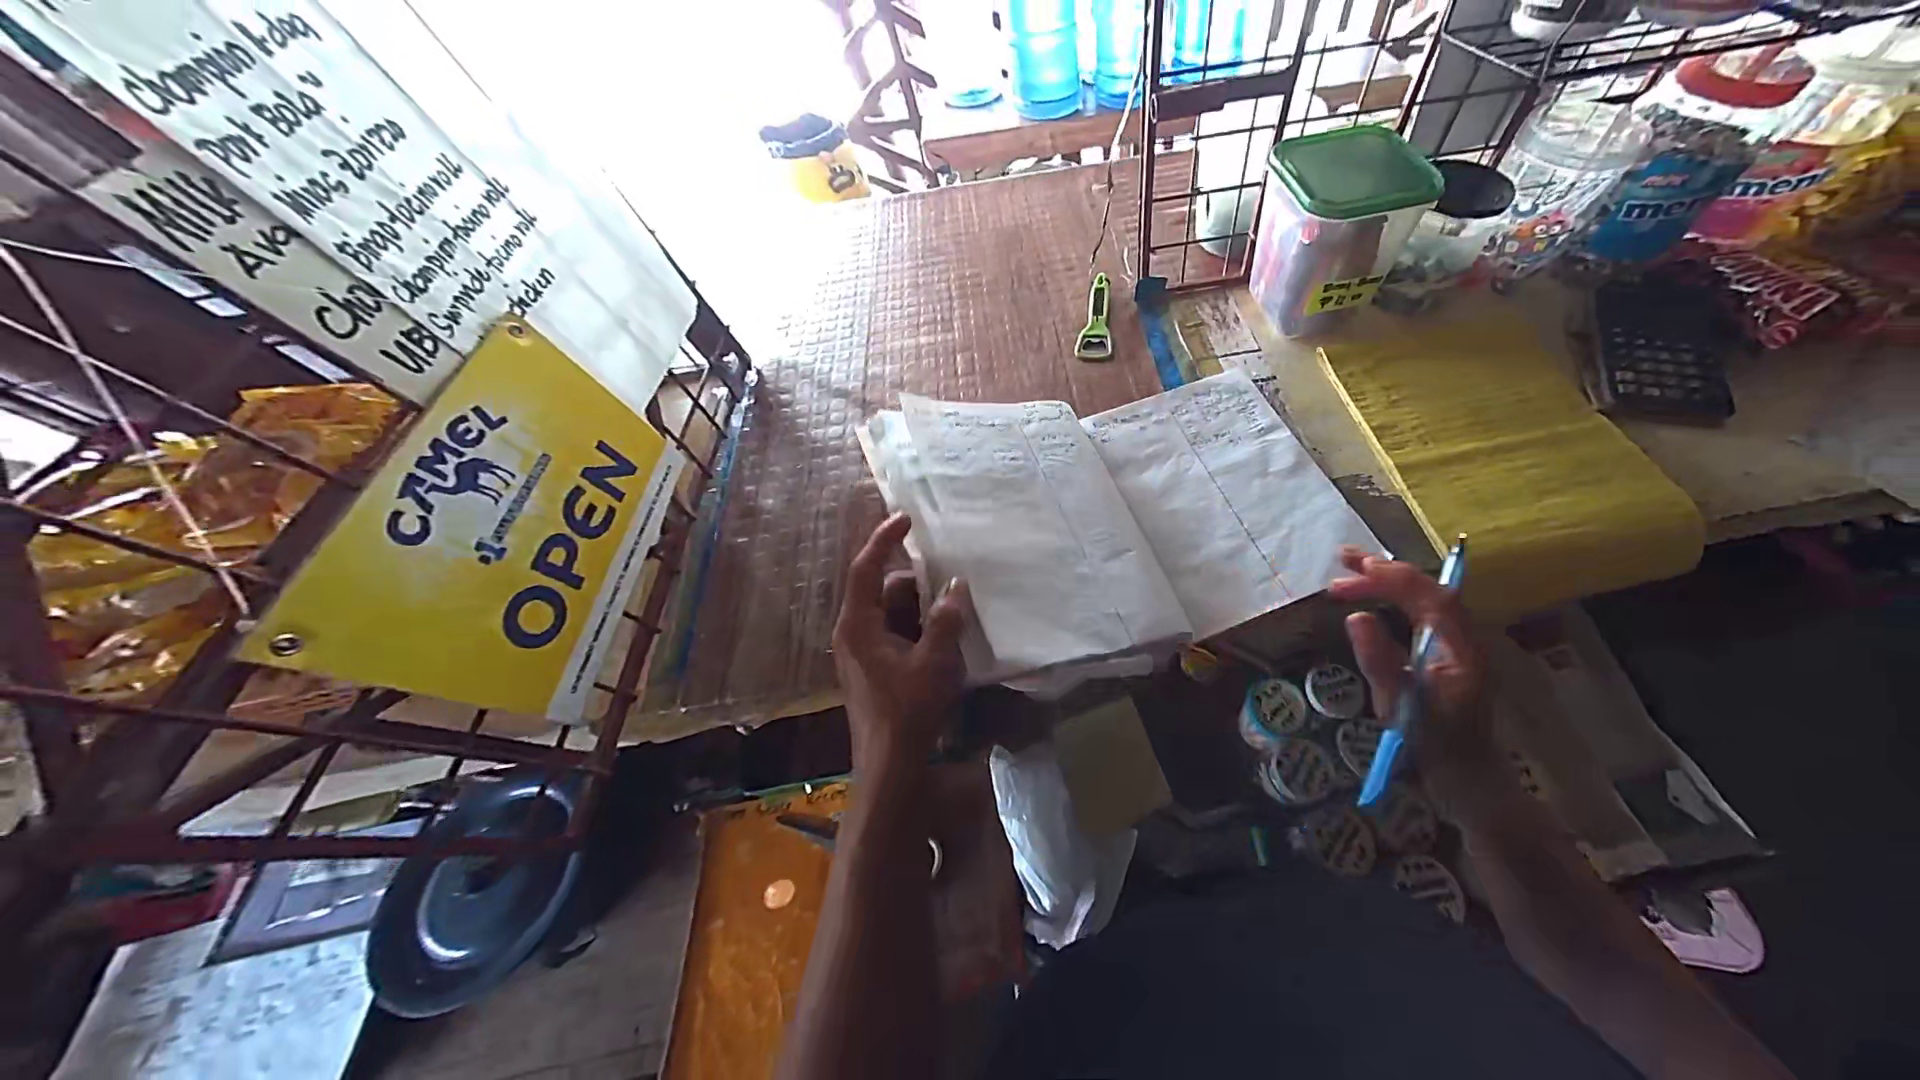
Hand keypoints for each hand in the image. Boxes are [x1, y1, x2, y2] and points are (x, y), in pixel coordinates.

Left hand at [833, 513, 969, 774]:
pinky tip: (948, 646)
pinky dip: (922, 633)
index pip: (867, 569)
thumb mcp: (934, 662)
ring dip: (926, 613)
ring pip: (897, 615)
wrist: (891, 765)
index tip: (907, 518)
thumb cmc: (908, 711)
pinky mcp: (876, 669)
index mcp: (858, 624)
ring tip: (957, 623)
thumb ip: (945, 620)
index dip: (885, 539)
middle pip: (888, 592)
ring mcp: (864, 652)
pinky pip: (899, 636)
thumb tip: (956, 585)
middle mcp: (855, 633)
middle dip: (921, 588)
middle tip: (955, 589)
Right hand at [1328, 547, 1496, 813]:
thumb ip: (1379, 661)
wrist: (1466, 782)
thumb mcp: (1398, 707)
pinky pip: (1421, 615)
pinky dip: (1394, 599)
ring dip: (1389, 582)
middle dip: (1387, 572)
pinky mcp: (1444, 657)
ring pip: (1426, 600)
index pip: (1432, 597)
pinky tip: (1372, 599)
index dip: (1392, 578)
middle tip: (1343, 559)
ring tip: (1350, 569)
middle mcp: (1463, 642)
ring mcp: (1456, 649)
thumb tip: (1356, 616)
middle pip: (1430, 591)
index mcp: (1460, 651)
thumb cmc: (1432, 748)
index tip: (1352, 573)